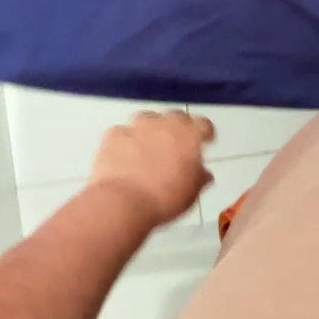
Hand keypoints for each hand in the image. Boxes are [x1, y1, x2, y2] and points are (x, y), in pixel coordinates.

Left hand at [89, 110, 215, 223]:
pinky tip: (122, 155)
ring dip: (150, 128)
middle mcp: (166, 124)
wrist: (122, 202)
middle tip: (175, 145)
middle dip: (178, 127)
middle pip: (176, 116)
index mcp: (190, 135)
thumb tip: (204, 174)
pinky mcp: (113, 135)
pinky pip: (121, 132)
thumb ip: (199, 178)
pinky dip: (124, 141)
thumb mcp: (191, 194)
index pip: (204, 124)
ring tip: (147, 144)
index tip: (205, 141)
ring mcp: (138, 127)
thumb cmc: (165, 199)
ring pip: (147, 118)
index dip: (205, 132)